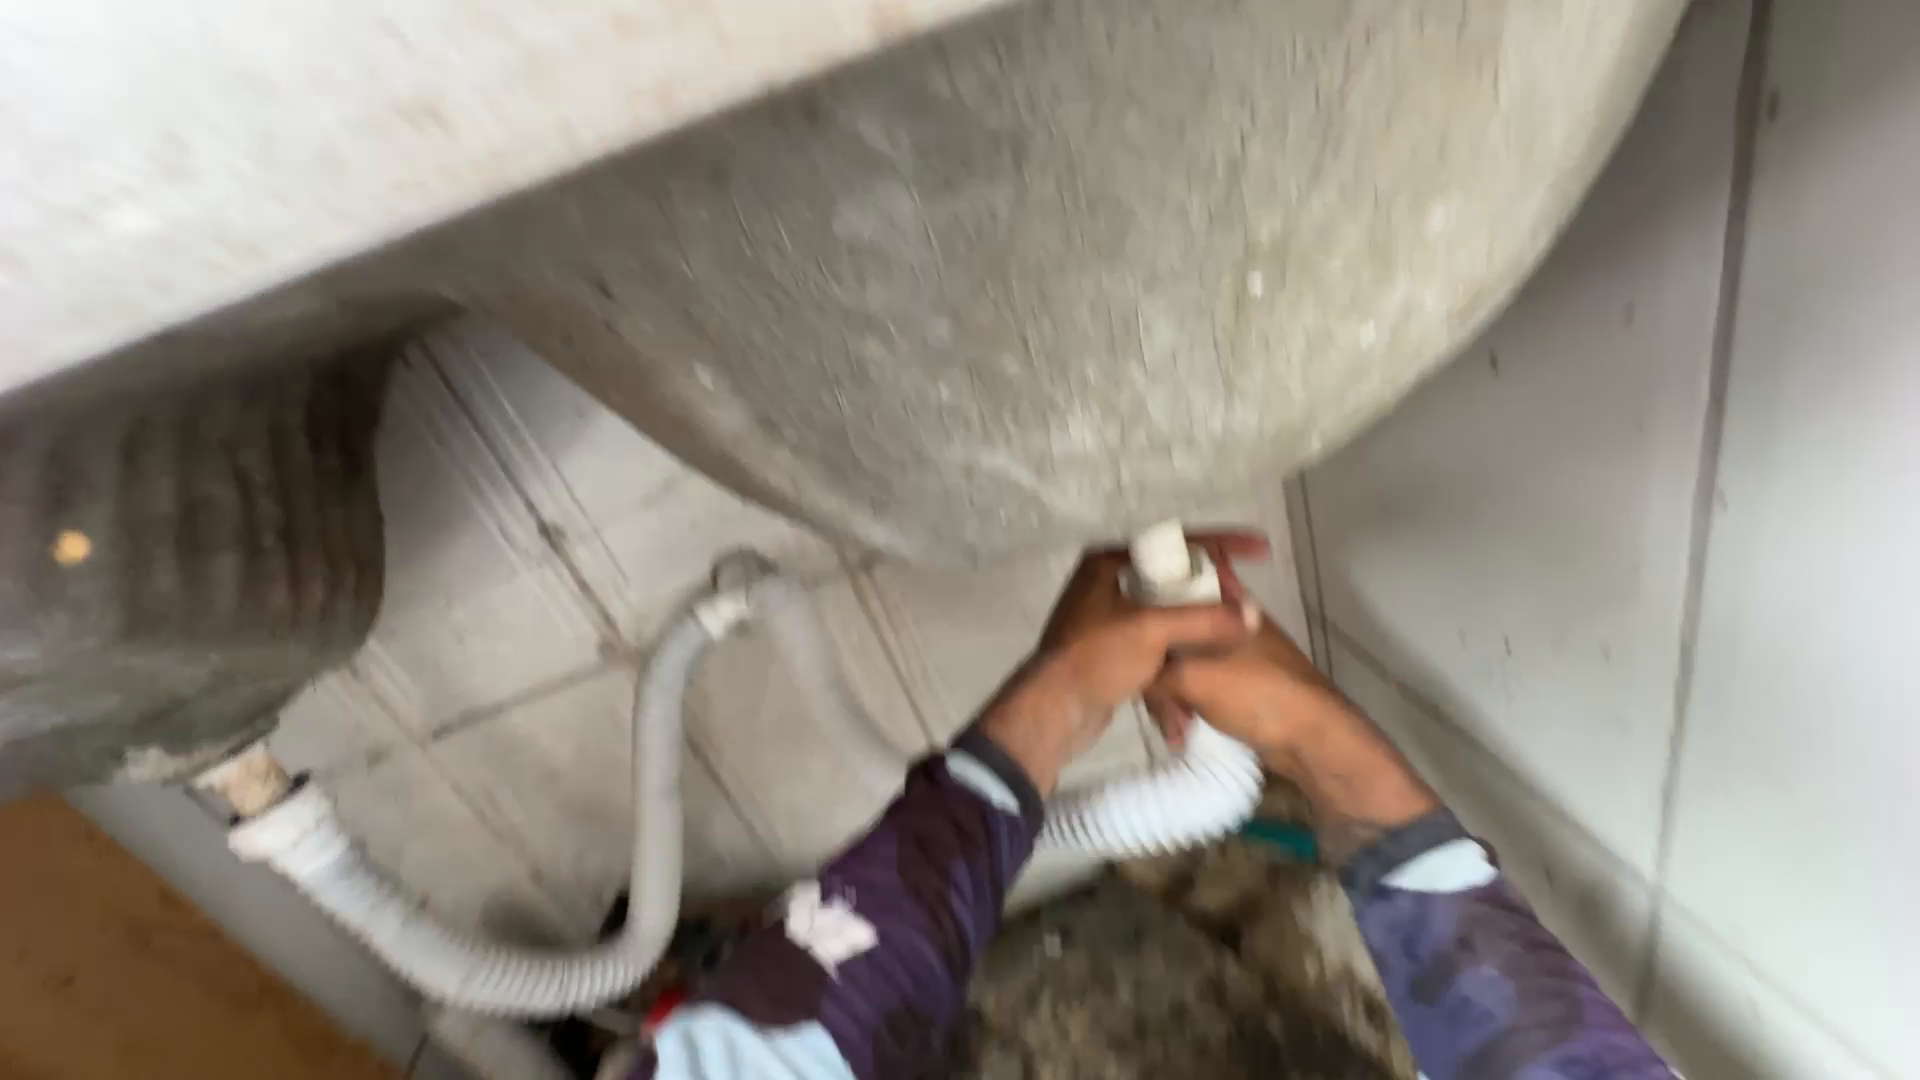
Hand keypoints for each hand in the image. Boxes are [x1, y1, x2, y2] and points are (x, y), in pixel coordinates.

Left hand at [975, 531, 1267, 794]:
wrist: (1055, 709)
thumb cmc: (1096, 657)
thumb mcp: (1152, 630)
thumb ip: (1204, 618)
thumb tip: (1252, 614)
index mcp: (1107, 562)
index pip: (1174, 543)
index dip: (1221, 543)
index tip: (1261, 547)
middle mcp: (1105, 582)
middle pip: (1172, 575)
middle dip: (1211, 584)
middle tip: (1247, 591)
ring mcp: (1106, 616)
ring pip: (1166, 609)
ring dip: (1198, 618)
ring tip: (1236, 621)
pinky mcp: (1111, 648)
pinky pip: (1157, 637)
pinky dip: (1182, 644)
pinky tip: (1209, 651)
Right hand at [1149, 623, 1441, 864]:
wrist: (1312, 741)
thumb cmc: (1256, 693)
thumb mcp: (1190, 678)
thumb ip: (1152, 672)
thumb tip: (1134, 676)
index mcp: (1224, 603)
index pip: (1177, 580)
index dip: (1147, 594)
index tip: (1123, 620)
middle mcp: (1227, 622)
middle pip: (1172, 630)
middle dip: (1155, 667)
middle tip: (1149, 694)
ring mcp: (1233, 655)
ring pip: (1181, 663)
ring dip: (1171, 696)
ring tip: (1172, 726)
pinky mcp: (1235, 685)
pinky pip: (1195, 688)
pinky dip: (1186, 707)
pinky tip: (1181, 731)